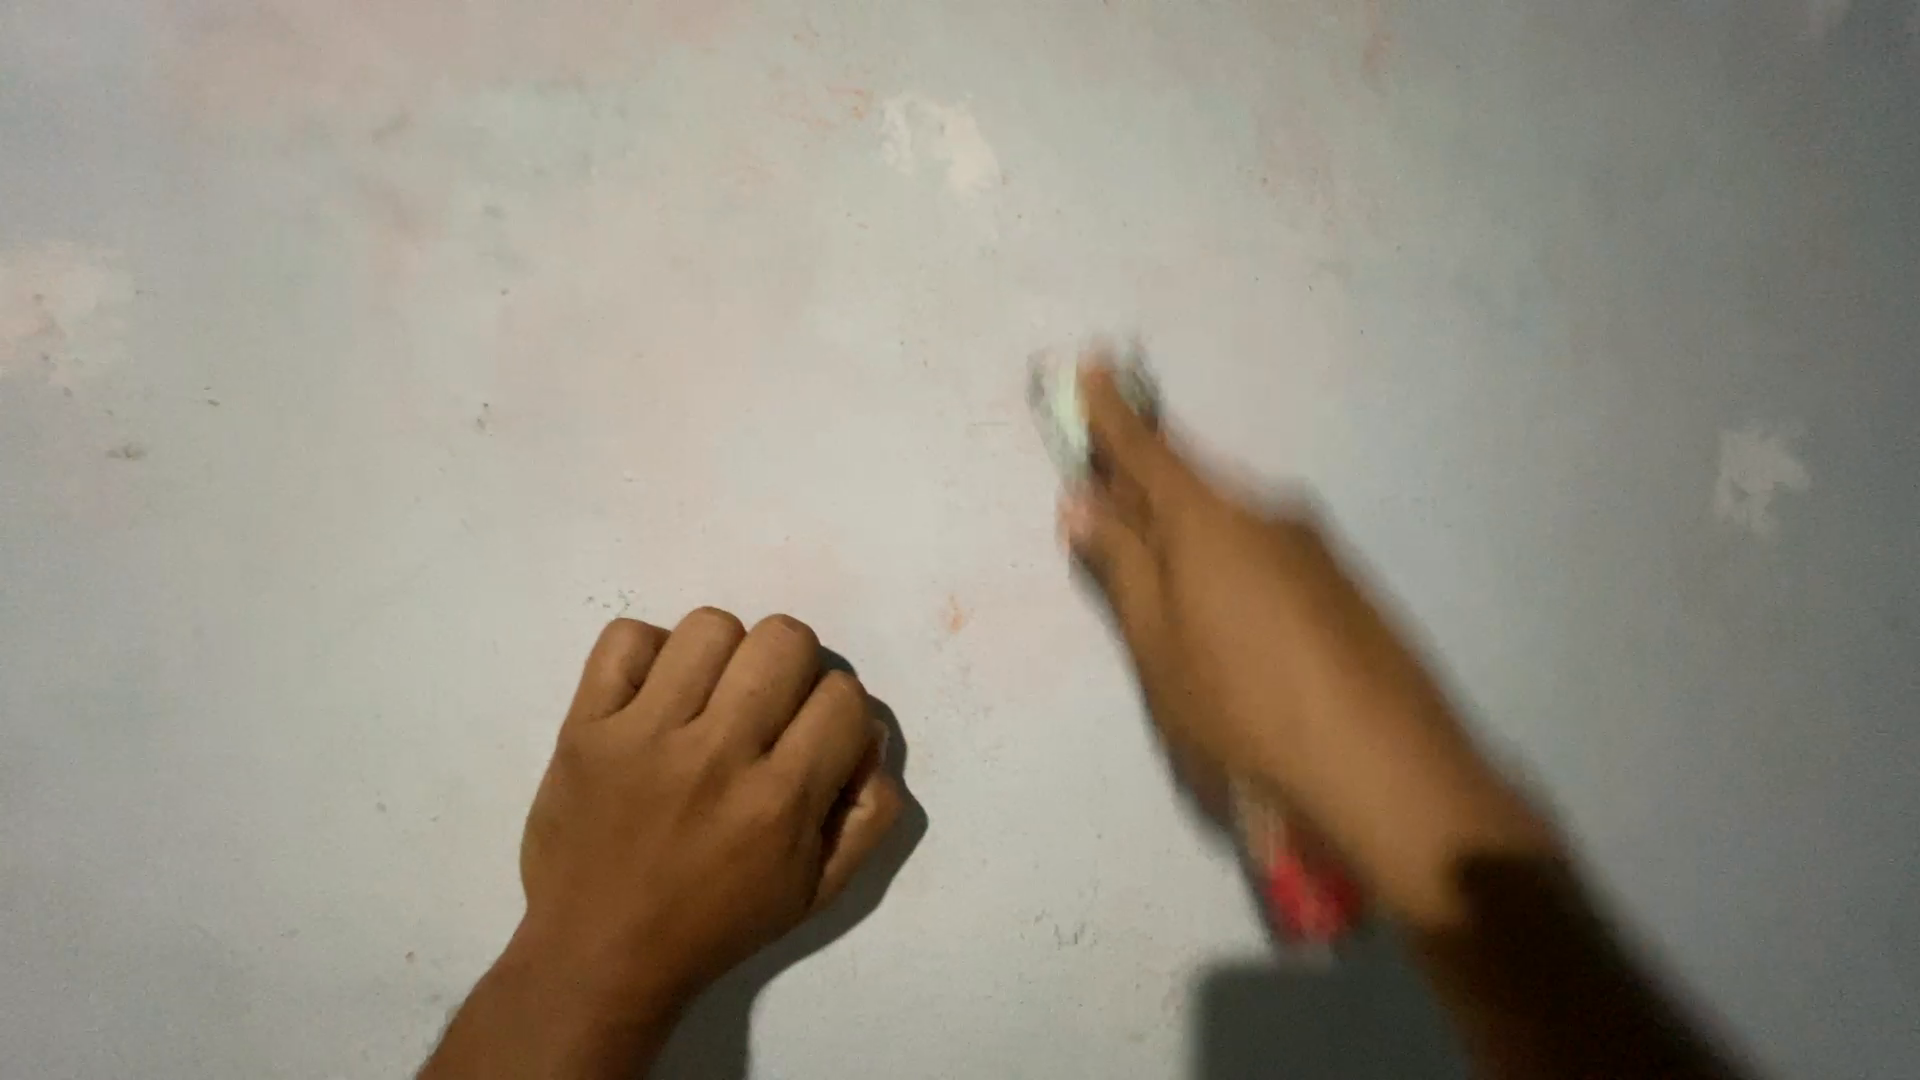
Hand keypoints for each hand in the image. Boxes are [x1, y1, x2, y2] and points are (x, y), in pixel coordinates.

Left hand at [422, 608, 901, 1079]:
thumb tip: (872, 735)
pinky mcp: (584, 726)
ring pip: (711, 626)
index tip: (814, 735)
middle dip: (793, 665)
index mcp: (780, 802)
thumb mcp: (819, 889)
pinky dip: (647, 653)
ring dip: (725, 654)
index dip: (840, 709)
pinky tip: (654, 694)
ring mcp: (643, 736)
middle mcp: (717, 756)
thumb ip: (872, 814)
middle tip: (767, 706)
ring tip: (708, 697)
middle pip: (785, 638)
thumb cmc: (718, 922)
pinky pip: (626, 637)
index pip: (845, 695)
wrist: (597, 957)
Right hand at [1065, 360, 1555, 926]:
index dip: (1111, 411)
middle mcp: (1264, 511)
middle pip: (1188, 479)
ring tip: (1158, 560)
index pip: (1146, 449)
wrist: (1387, 767)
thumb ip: (1122, 564)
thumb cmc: (1242, 705)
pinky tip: (1221, 599)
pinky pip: (1261, 541)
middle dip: (1142, 478)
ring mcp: (1310, 543)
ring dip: (1183, 521)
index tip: (1091, 366)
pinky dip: (1224, 549)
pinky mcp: (1339, 578)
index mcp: (1208, 520)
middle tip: (1105, 490)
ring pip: (1226, 513)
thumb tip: (1083, 504)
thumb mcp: (1158, 643)